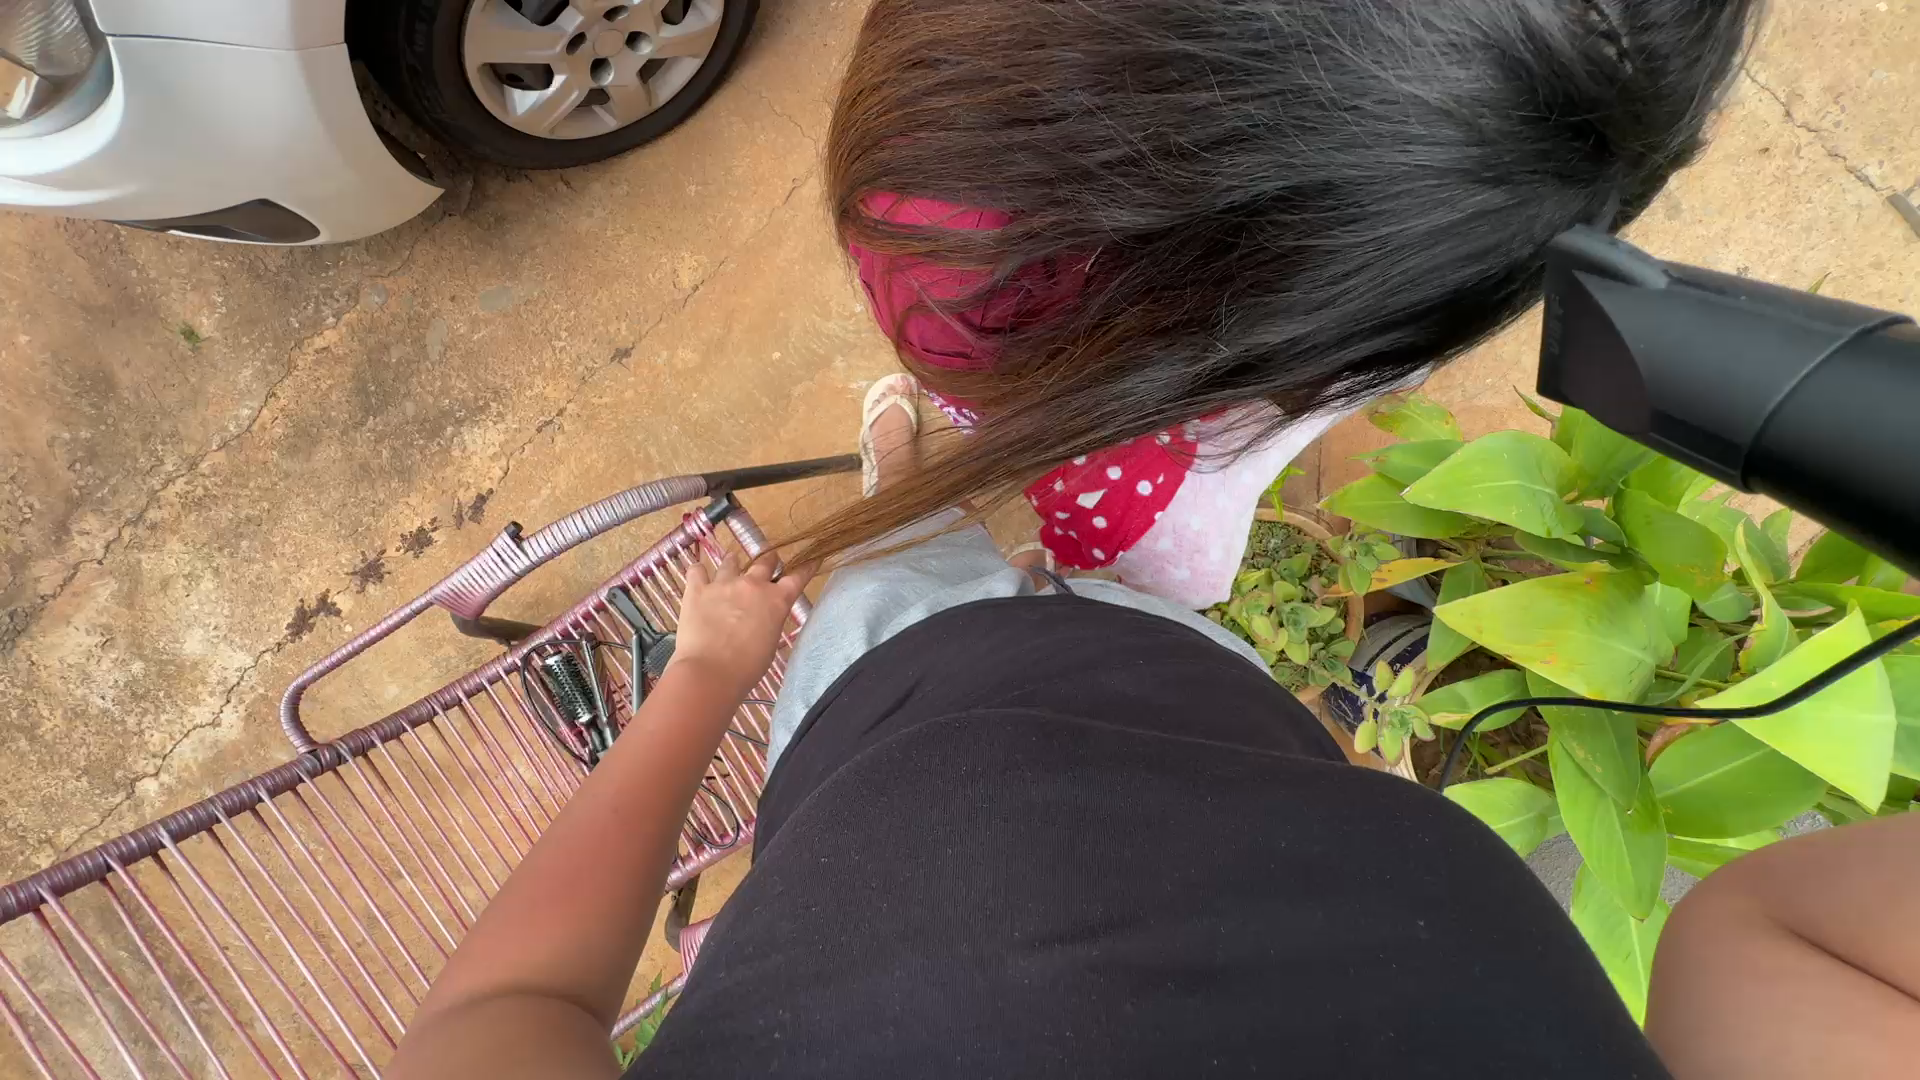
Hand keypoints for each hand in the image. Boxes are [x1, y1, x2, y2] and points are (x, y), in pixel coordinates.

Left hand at [669, 553, 812, 695]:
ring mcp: (723, 584)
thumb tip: (763, 617)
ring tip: (732, 563)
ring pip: (731, 561)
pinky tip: (699, 574)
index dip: (805, 568)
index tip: (811, 560)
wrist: (710, 671)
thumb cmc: (747, 667)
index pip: (797, 577)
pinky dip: (699, 571)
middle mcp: (752, 585)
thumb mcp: (770, 643)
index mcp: (776, 600)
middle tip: (769, 562)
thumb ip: (769, 622)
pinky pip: (697, 570)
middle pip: (765, 562)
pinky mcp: (697, 590)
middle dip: (769, 561)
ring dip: (734, 563)